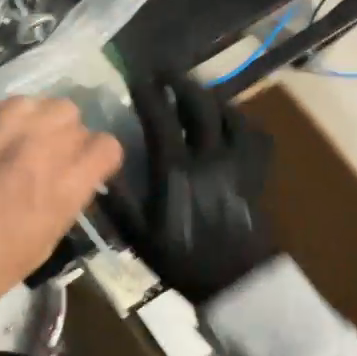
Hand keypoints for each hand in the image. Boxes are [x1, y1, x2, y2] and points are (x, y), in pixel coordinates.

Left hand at [0, 97, 122, 329]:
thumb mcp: (49, 238)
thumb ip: (68, 197)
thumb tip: (74, 176)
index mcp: (65, 185)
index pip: (107, 146)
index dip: (100, 160)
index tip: (88, 171)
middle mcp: (41, 150)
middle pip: (75, 118)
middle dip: (71, 138)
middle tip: (53, 158)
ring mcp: (6, 133)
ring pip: (46, 103)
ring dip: (44, 121)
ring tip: (30, 142)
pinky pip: (11, 105)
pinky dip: (16, 117)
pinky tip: (5, 138)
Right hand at [105, 73, 275, 303]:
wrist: (237, 283)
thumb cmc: (182, 261)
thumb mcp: (139, 236)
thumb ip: (118, 201)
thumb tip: (98, 169)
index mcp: (176, 170)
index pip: (161, 119)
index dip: (148, 94)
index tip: (136, 79)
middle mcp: (209, 157)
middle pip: (199, 105)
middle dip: (180, 83)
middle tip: (166, 73)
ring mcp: (238, 162)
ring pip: (229, 114)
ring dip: (210, 97)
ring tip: (196, 92)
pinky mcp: (258, 173)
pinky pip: (256, 136)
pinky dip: (242, 121)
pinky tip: (233, 122)